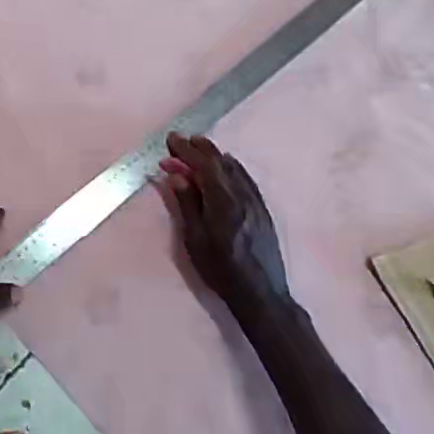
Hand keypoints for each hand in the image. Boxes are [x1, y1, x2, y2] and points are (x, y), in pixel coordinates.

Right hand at [158, 132, 290, 313]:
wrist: (261, 294)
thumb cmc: (220, 268)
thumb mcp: (194, 238)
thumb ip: (186, 203)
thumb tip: (176, 175)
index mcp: (223, 201)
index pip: (203, 165)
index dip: (186, 150)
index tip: (171, 139)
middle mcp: (242, 195)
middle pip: (220, 162)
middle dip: (199, 148)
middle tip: (180, 140)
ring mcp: (255, 201)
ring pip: (234, 168)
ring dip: (214, 155)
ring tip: (198, 148)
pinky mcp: (262, 210)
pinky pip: (245, 178)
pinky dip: (231, 166)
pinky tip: (225, 167)